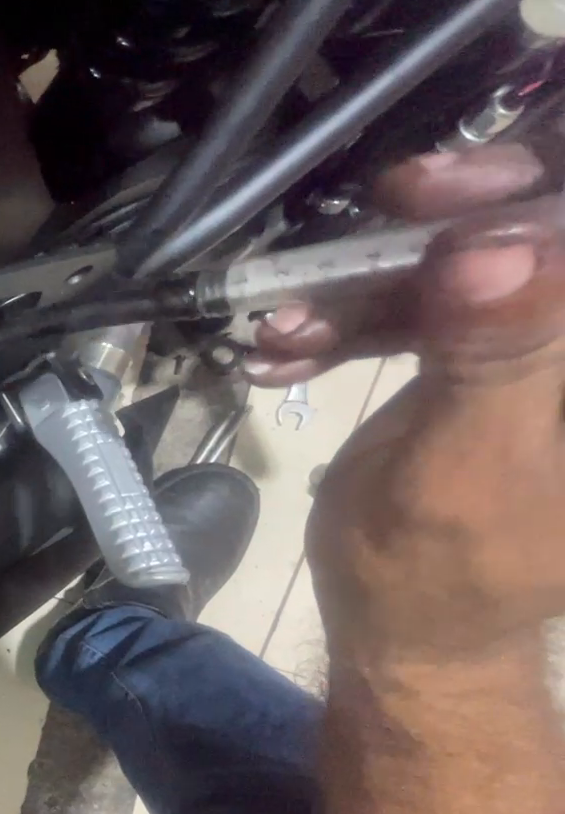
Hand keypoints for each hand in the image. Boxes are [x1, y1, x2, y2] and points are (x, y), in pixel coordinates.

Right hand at [258, 148, 564, 663]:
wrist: (407, 622)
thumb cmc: (445, 564)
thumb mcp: (467, 466)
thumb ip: (496, 358)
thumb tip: (495, 247)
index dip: (532, 194)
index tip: (433, 190)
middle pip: (536, 235)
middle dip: (442, 222)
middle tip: (366, 223)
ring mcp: (537, 348)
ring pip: (461, 269)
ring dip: (357, 292)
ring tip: (276, 334)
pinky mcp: (474, 362)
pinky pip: (413, 315)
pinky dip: (338, 328)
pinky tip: (280, 356)